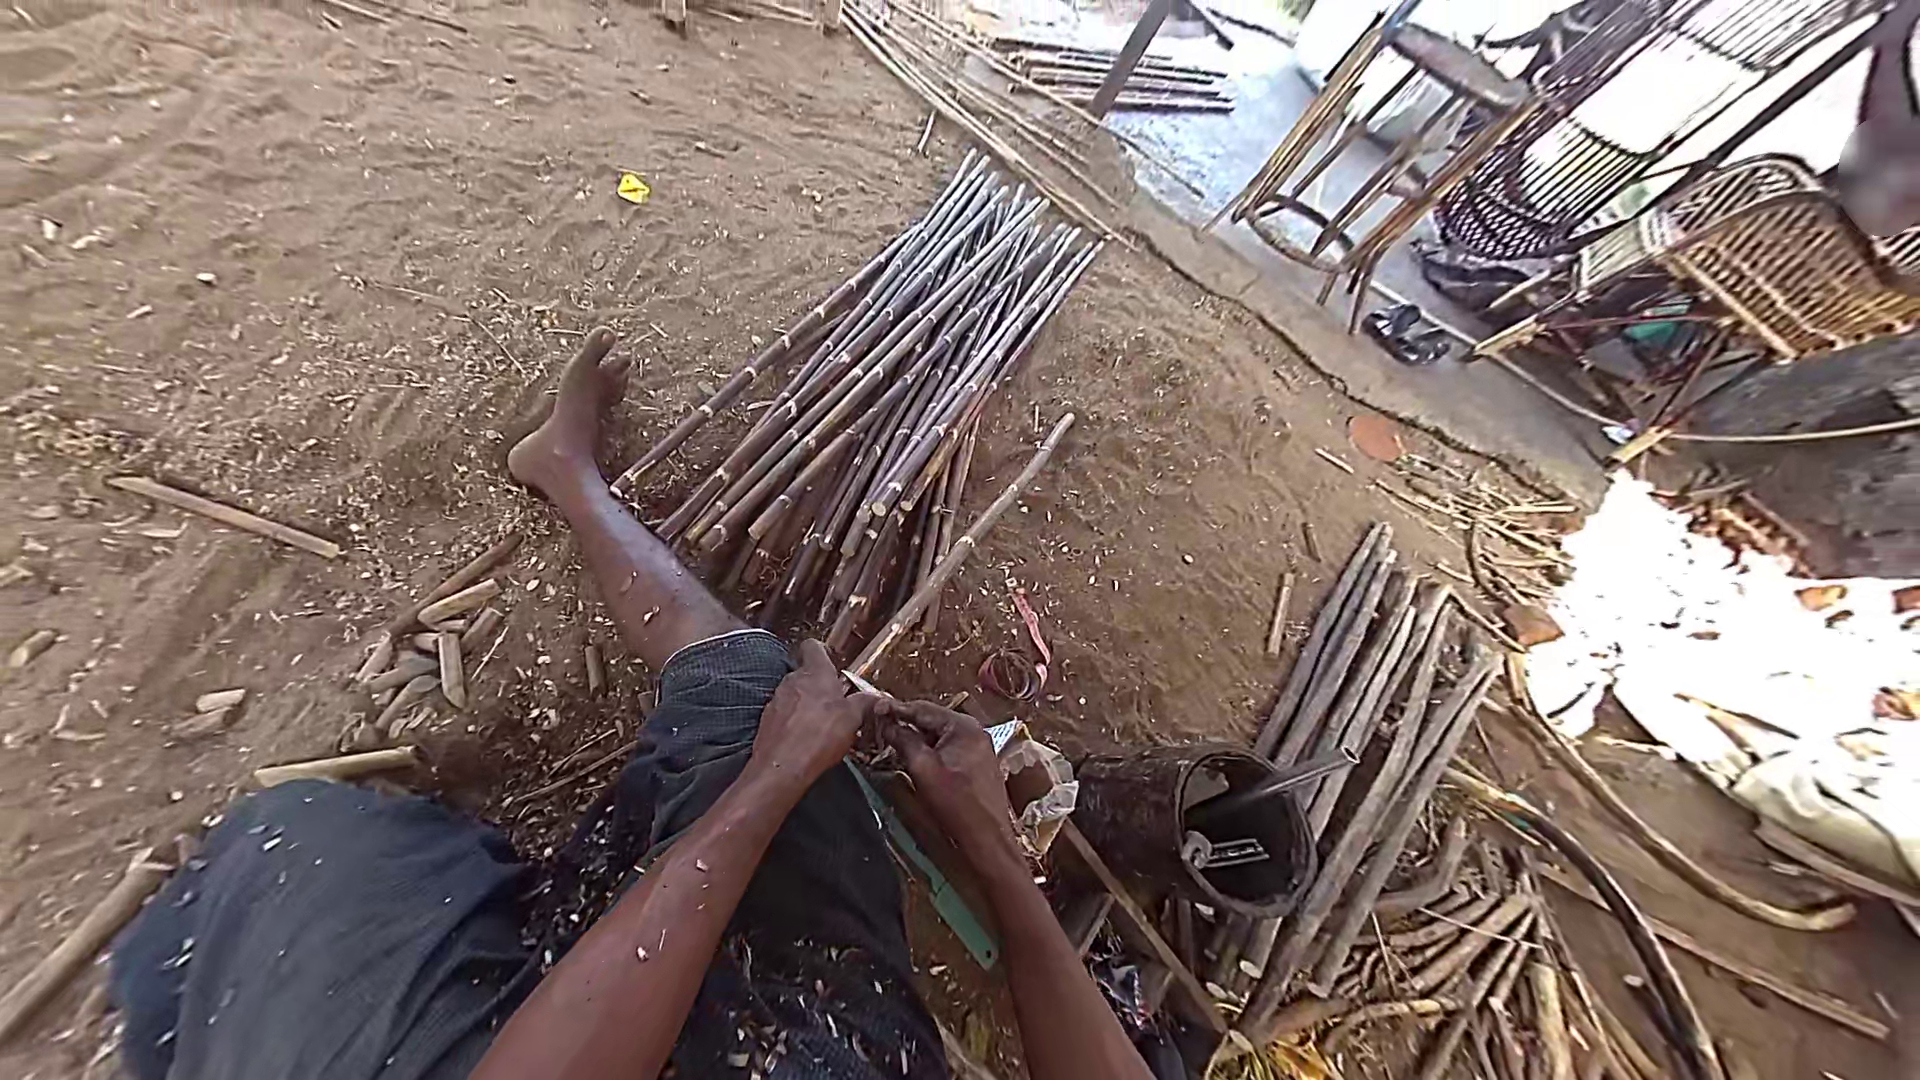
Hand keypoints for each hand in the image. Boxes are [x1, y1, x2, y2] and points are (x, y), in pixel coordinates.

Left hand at [749, 640, 873, 789]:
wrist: (780, 769)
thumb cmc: (818, 736)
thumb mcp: (853, 718)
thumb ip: (865, 703)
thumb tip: (876, 698)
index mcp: (815, 673)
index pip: (813, 646)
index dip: (823, 651)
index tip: (832, 661)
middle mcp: (792, 681)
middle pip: (806, 673)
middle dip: (820, 686)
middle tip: (836, 703)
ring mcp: (776, 700)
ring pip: (794, 694)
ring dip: (806, 704)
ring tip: (821, 725)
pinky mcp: (766, 721)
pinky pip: (783, 714)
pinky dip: (793, 722)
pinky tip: (805, 739)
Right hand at [877, 700, 1019, 867]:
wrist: (987, 838)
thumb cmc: (955, 802)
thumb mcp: (923, 768)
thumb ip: (904, 741)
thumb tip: (888, 725)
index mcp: (963, 725)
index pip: (924, 708)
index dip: (898, 710)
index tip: (877, 710)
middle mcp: (974, 730)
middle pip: (933, 720)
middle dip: (907, 725)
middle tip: (882, 728)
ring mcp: (979, 746)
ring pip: (940, 735)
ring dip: (918, 739)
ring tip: (894, 743)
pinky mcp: (978, 763)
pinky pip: (949, 748)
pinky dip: (932, 750)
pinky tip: (917, 759)